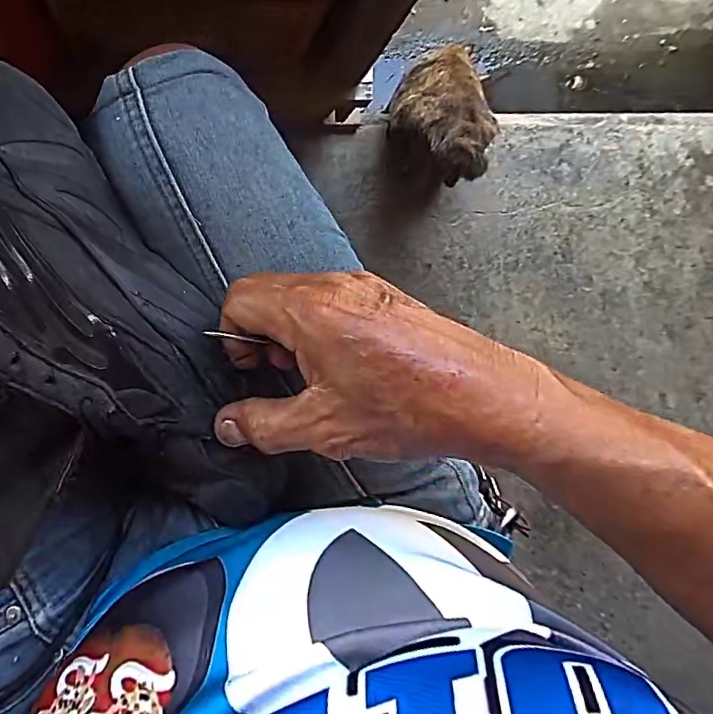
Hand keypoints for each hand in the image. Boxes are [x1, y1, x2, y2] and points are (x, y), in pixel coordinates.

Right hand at [211, 272, 555, 465]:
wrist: (482, 396)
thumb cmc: (416, 404)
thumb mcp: (324, 426)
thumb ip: (263, 424)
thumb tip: (233, 423)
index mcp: (310, 309)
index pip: (239, 299)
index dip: (230, 337)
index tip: (248, 367)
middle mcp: (334, 286)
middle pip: (265, 292)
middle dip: (259, 336)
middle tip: (279, 374)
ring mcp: (360, 286)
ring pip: (298, 295)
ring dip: (290, 332)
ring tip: (314, 374)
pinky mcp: (381, 295)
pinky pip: (330, 299)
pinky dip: (320, 327)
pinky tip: (344, 367)